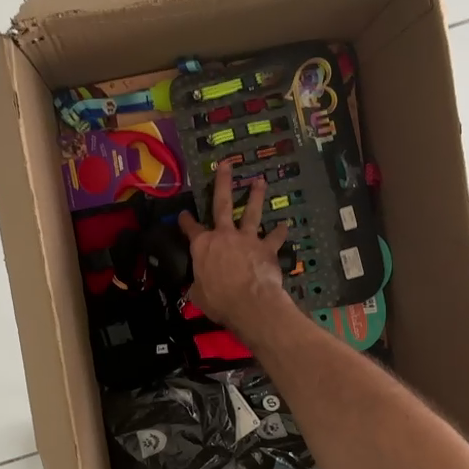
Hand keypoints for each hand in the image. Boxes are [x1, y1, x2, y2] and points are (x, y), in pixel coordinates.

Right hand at [178, 159, 293, 332]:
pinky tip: (285, 225)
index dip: (185, 221)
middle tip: (226, 165)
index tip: (183, 215)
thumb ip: (198, 284)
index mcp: (202, 246)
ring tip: (260, 181)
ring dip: (256, 196)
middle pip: (222, 204)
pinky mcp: (267, 248)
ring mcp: (247, 239)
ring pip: (251, 213)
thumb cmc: (218, 299)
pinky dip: (280, 231)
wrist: (249, 302)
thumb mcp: (198, 294)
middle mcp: (224, 235)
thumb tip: (198, 285)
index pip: (190, 229)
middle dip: (223, 183)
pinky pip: (274, 237)